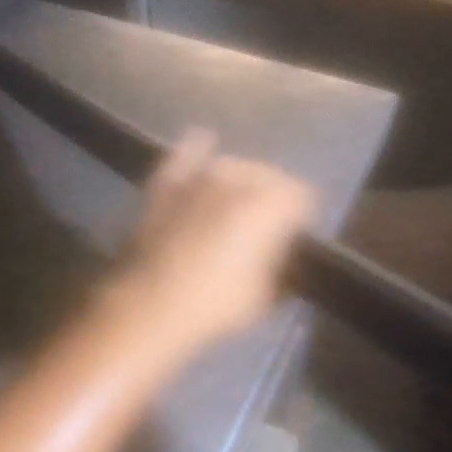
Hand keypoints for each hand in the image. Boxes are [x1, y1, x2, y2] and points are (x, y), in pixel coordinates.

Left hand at [105, 128, 317, 358]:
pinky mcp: (166, 183)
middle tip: (267, 228)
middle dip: (274, 197)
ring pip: (234, 166)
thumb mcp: (264, 296)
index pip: (304, 197)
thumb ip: (282, 268)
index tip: (298, 239)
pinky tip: (204, 145)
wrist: (148, 305)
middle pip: (271, 176)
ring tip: (236, 205)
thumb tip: (284, 259)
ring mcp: (199, 176)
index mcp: (271, 204)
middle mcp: (240, 179)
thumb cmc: (214, 305)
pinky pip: (187, 157)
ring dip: (241, 181)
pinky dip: (198, 153)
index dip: (304, 219)